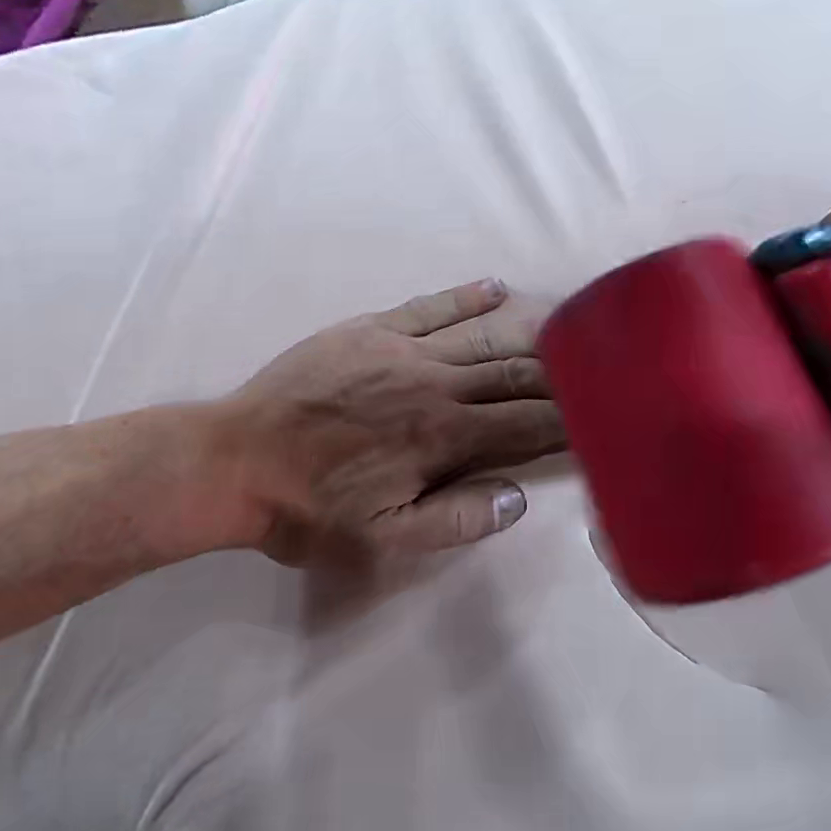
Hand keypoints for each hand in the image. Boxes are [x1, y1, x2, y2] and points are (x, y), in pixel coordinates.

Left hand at [202, 279, 564, 566]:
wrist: (231, 461)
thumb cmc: (310, 510)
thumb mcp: (382, 542)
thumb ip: (456, 522)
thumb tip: (518, 497)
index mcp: (443, 437)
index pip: (526, 424)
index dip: (568, 420)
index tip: (599, 415)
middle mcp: (435, 384)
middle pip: (515, 374)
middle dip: (561, 374)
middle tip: (595, 369)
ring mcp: (403, 350)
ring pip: (483, 337)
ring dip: (529, 334)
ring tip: (566, 329)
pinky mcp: (371, 330)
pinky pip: (429, 306)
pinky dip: (467, 297)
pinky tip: (496, 287)